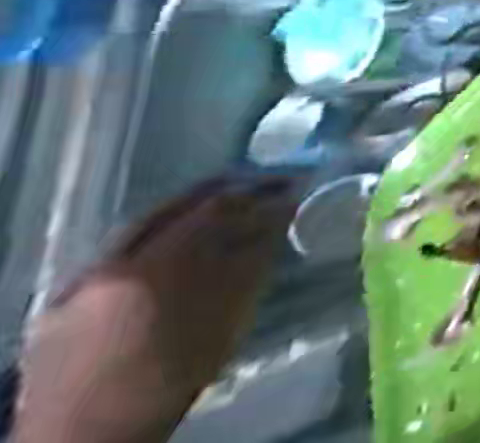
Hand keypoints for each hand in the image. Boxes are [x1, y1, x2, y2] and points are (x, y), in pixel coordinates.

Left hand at [14, 178, 293, 442]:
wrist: (92, 435)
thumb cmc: (175, 370)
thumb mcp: (230, 311)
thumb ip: (255, 255)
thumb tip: (282, 212)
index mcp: (153, 263)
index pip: (217, 205)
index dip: (261, 191)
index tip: (295, 185)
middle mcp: (110, 262)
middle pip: (173, 209)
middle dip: (221, 193)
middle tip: (263, 187)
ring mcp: (78, 283)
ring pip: (143, 230)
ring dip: (189, 217)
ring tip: (228, 219)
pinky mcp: (62, 304)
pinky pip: (120, 256)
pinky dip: (159, 243)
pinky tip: (182, 255)